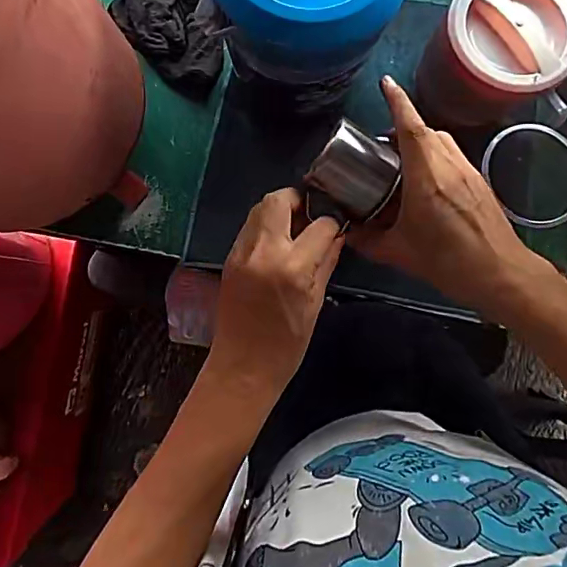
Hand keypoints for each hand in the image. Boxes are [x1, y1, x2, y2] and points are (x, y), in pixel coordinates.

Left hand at [207, 188, 342, 390]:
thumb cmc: (287, 344)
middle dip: (299, 201)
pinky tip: (276, 246)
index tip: (335, 231)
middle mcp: (263, 251)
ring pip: (259, 208)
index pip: (319, 225)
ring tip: (294, 230)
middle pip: (279, 199)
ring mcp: (241, 252)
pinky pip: (249, 228)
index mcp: (291, 267)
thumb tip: (337, 236)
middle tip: (310, 217)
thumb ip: (326, 262)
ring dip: (280, 211)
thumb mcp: (316, 302)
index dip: (332, 225)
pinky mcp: (229, 257)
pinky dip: (265, 227)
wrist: (242, 367)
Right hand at [351, 77, 550, 313]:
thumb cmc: (451, 263)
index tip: (387, 83)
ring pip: (443, 142)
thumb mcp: (400, 253)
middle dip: (405, 127)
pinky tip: (427, 184)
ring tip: (404, 163)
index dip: (398, 102)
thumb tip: (349, 233)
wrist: (502, 275)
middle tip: (384, 142)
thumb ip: (369, 241)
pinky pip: (454, 158)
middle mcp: (450, 167)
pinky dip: (437, 158)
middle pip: (427, 131)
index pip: (412, 127)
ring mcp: (469, 173)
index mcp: (427, 177)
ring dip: (423, 142)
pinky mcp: (480, 183)